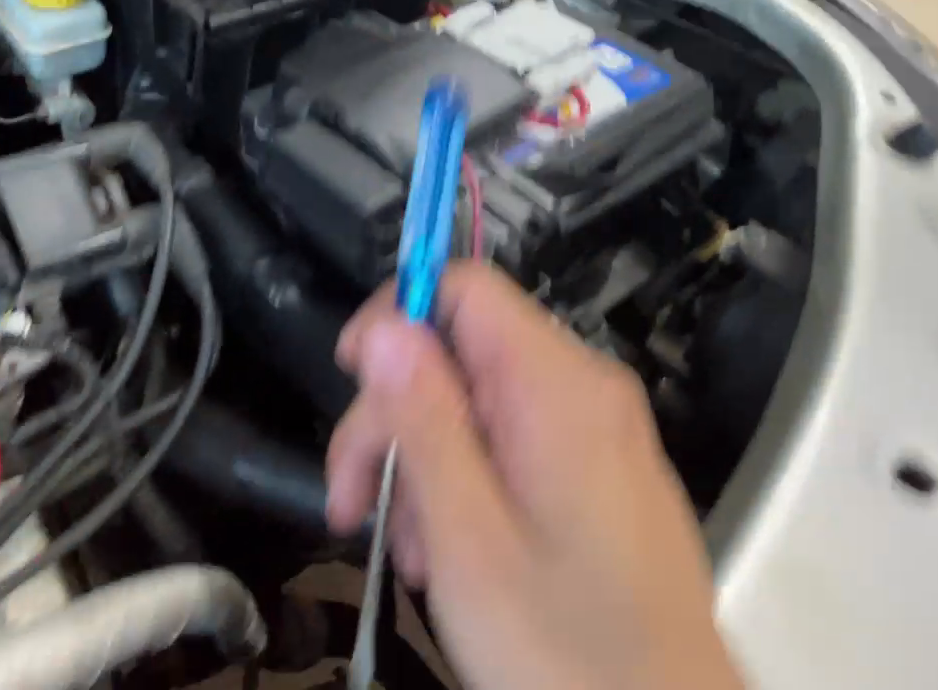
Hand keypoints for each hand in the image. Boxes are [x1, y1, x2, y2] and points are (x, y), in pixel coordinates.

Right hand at [326, 263, 743, 689]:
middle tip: (349, 498)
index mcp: (557, 388)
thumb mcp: (469, 538)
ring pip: (466, 401)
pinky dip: (454, 482)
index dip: (394, 316)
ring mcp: (588, 434)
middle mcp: (579, 392)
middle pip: (452, 350)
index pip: (461, 286)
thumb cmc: (566, 654)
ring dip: (414, 460)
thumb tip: (384, 327)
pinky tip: (438, 549)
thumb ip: (424, 419)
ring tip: (399, 545)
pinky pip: (498, 442)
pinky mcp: (586, 473)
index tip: (350, 379)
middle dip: (389, 414)